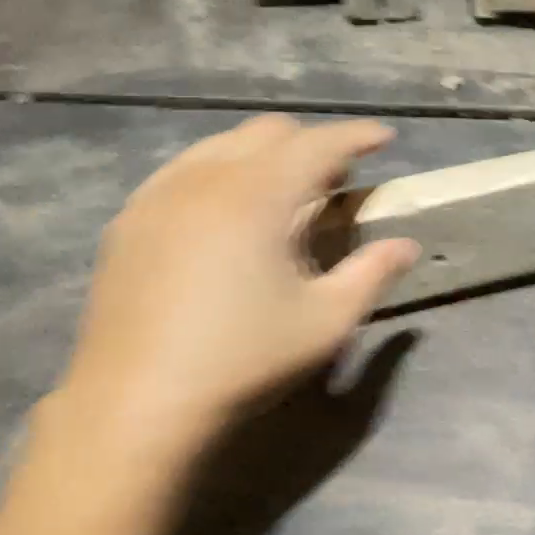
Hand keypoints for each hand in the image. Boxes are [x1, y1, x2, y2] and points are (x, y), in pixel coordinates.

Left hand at [56, 115, 418, 444]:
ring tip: (284, 196)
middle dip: (310, 144)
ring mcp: (157, 196)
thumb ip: (372, 274)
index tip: (384, 138)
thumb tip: (406, 246)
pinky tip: (227, 216)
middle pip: (266, 133)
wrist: (140, 401)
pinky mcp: (129, 222)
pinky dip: (219, 174)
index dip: (356, 136)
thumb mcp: (326, 322)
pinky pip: (182, 172)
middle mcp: (203, 179)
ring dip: (263, 156)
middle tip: (336, 180)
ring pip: (219, 146)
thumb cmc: (244, 359)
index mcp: (256, 195)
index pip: (317, 144)